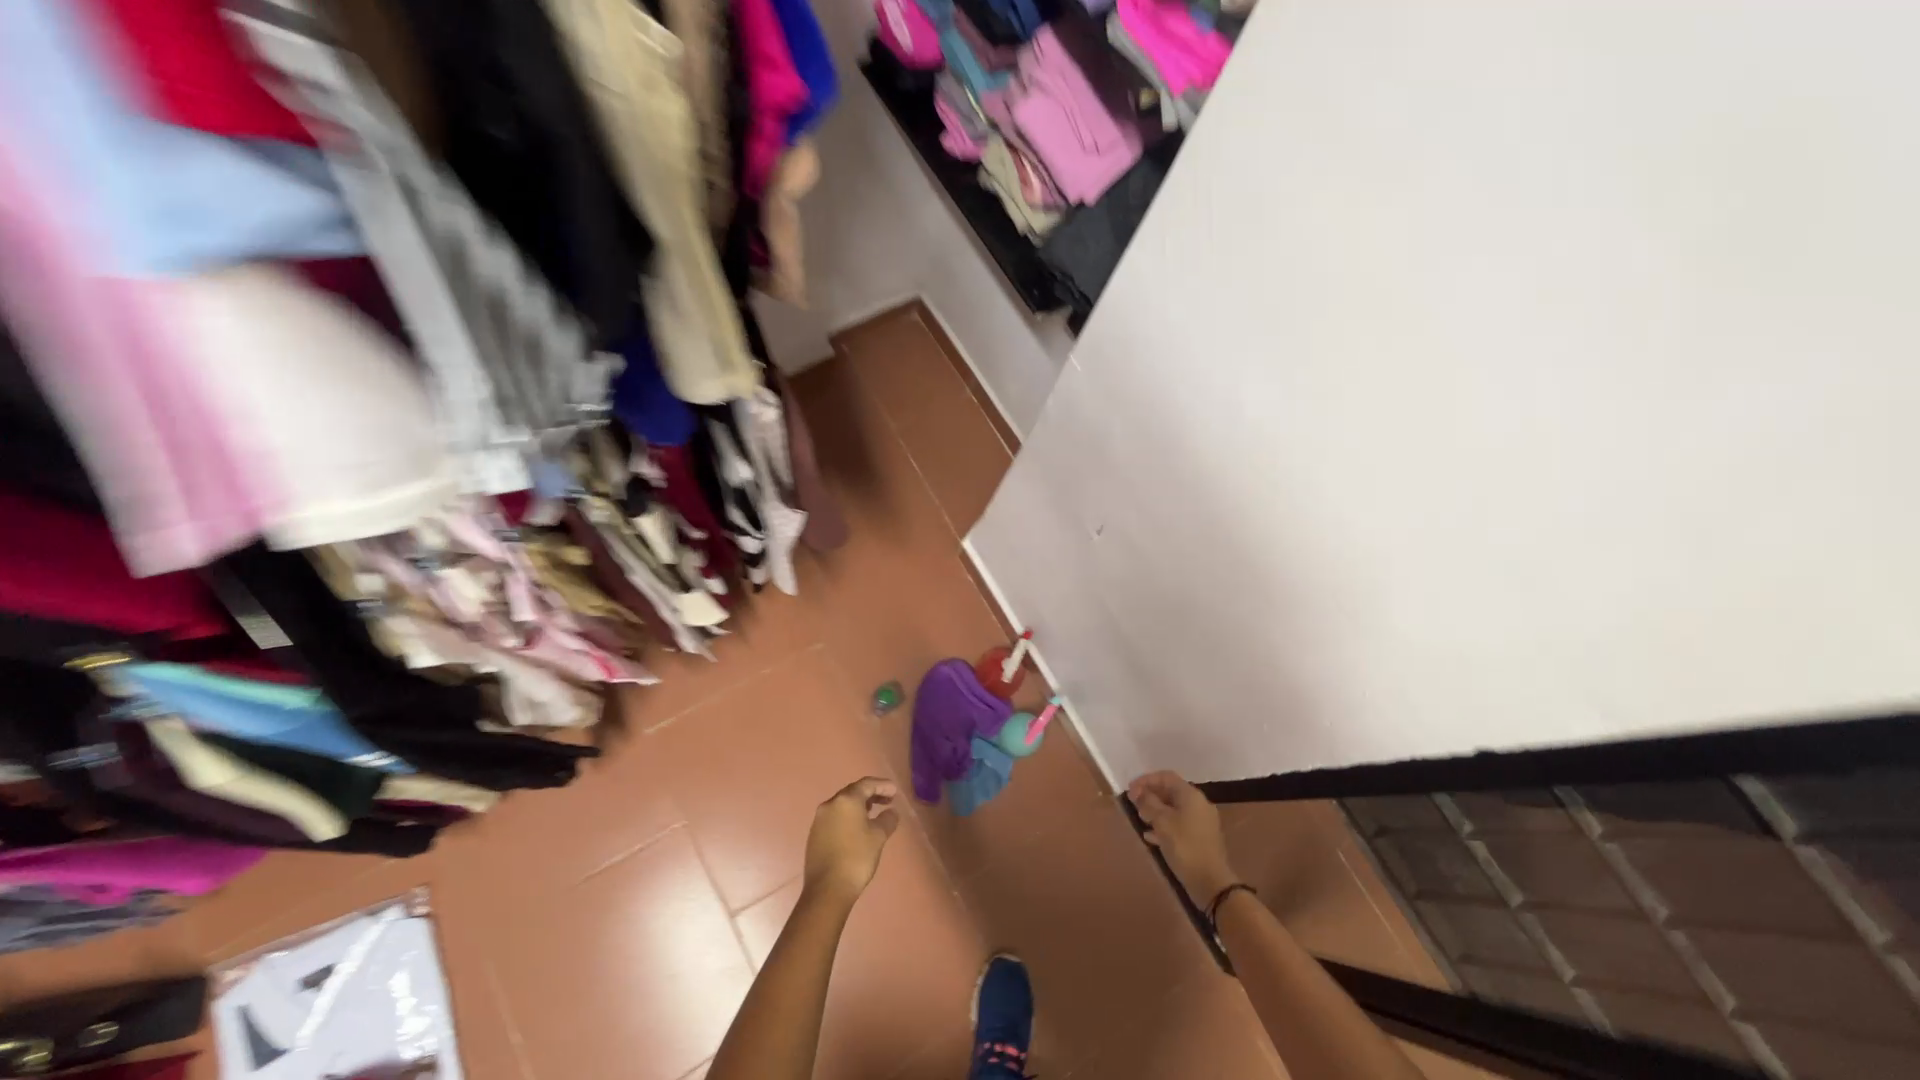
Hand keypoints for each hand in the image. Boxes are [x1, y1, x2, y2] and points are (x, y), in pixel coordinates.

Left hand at [803, 777, 900, 905]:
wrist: (828, 888)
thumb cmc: (857, 857)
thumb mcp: (878, 837)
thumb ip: (887, 819)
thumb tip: (891, 812)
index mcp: (846, 800)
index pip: (866, 784)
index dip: (882, 785)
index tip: (895, 791)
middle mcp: (829, 805)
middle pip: (853, 792)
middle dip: (871, 794)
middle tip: (887, 800)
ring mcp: (819, 820)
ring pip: (842, 805)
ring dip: (859, 806)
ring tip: (873, 813)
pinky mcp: (815, 834)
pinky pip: (835, 818)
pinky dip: (848, 817)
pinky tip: (857, 828)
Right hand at [1128, 771, 1237, 905]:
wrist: (1210, 881)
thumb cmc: (1184, 846)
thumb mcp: (1162, 822)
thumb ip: (1148, 804)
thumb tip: (1138, 792)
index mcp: (1191, 795)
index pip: (1166, 777)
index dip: (1146, 780)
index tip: (1129, 790)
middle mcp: (1198, 804)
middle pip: (1170, 792)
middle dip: (1150, 796)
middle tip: (1133, 805)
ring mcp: (1201, 822)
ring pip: (1173, 809)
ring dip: (1155, 811)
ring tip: (1139, 819)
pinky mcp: (1200, 838)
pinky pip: (1178, 824)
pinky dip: (1163, 826)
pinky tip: (1150, 837)